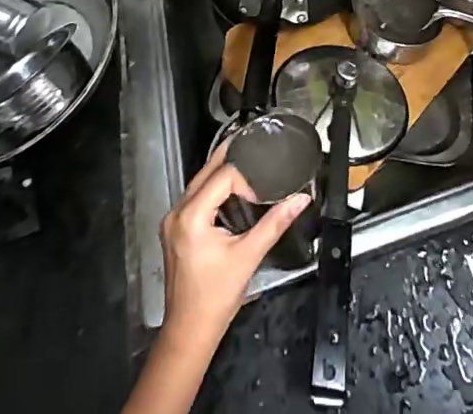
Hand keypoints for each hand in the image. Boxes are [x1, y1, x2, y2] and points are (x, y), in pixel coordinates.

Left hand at [159, 142, 309, 348]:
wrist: (191, 329)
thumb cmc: (215, 297)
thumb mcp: (249, 256)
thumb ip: (275, 223)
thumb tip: (300, 200)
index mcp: (191, 217)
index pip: (222, 177)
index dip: (245, 178)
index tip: (261, 193)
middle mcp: (177, 213)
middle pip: (205, 172)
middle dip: (229, 157)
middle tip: (253, 143)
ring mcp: (172, 221)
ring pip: (199, 183)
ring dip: (221, 172)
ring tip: (246, 162)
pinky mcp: (176, 229)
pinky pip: (195, 197)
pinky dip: (213, 188)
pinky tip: (230, 188)